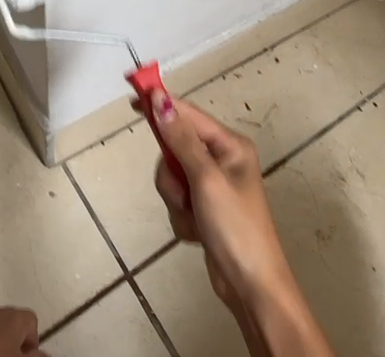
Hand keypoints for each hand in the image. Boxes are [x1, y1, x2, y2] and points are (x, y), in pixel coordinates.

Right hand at [145, 91, 295, 308]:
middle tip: (182, 192)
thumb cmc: (234, 226)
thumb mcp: (205, 179)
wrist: (250, 285)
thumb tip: (160, 99)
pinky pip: (177, 199)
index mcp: (230, 146)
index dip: (163, 106)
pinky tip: (197, 231)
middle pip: (175, 147)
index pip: (189, 115)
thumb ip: (180, 139)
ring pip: (172, 176)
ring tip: (193, 216)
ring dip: (176, 198)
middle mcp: (222, 160)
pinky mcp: (204, 208)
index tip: (134, 99)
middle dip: (172, 173)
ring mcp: (212, 185)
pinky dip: (181, 215)